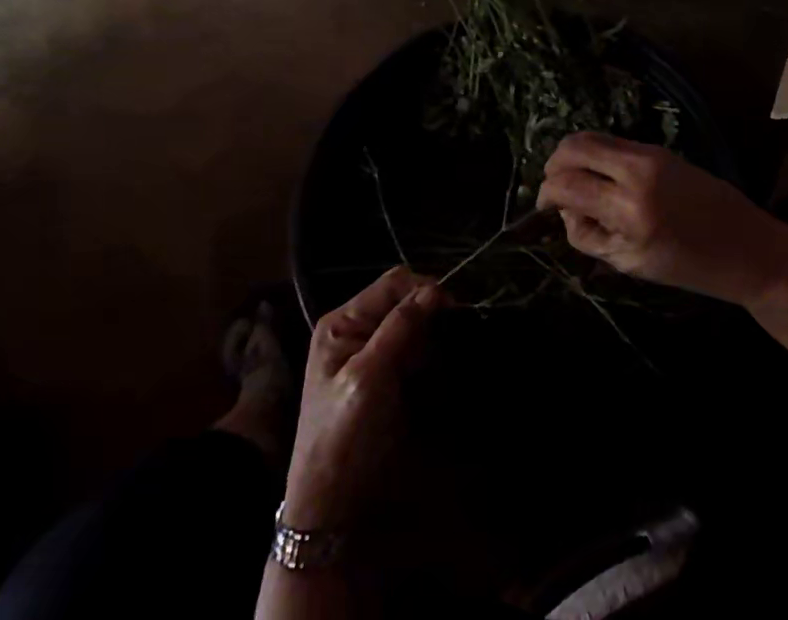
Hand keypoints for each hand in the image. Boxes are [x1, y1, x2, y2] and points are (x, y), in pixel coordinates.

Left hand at [283, 266, 444, 528]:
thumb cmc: (342, 435)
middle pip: (406, 305)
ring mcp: (373, 356)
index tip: (454, 312)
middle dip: (430, 324)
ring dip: (433, 349)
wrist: (332, 503)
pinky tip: (432, 390)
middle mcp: (358, 331)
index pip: (392, 284)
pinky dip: (431, 368)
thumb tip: (434, 289)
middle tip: (443, 353)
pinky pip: (419, 358)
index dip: (425, 290)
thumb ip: (400, 329)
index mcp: (343, 322)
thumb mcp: (369, 377)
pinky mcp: (389, 380)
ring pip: (418, 331)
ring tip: (433, 379)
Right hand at [537, 132, 787, 306]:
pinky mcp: (660, 149)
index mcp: (629, 208)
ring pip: (591, 137)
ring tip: (579, 186)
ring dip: (575, 158)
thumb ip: (588, 235)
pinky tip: (604, 182)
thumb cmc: (690, 267)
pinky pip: (614, 143)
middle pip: (573, 146)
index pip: (565, 184)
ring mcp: (650, 154)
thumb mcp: (630, 263)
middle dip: (554, 166)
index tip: (545, 208)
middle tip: (557, 191)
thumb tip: (566, 211)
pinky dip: (597, 157)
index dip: (545, 194)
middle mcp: (636, 170)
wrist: (749, 248)